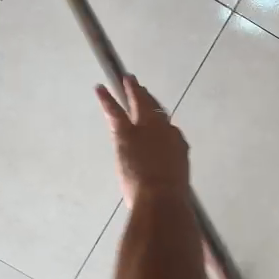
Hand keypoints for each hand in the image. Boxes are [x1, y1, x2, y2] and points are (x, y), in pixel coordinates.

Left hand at [96, 75, 190, 208]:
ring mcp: (145, 129)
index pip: (170, 132)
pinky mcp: (126, 132)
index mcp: (178, 147)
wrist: (160, 196)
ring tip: (126, 79)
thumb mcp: (175, 187)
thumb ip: (169, 178)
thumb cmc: (169, 199)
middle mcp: (166, 132)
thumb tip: (167, 184)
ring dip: (132, 91)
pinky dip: (106, 99)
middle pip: (157, 111)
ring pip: (139, 104)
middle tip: (142, 88)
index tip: (157, 124)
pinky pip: (115, 111)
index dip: (161, 127)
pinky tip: (99, 88)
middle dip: (149, 100)